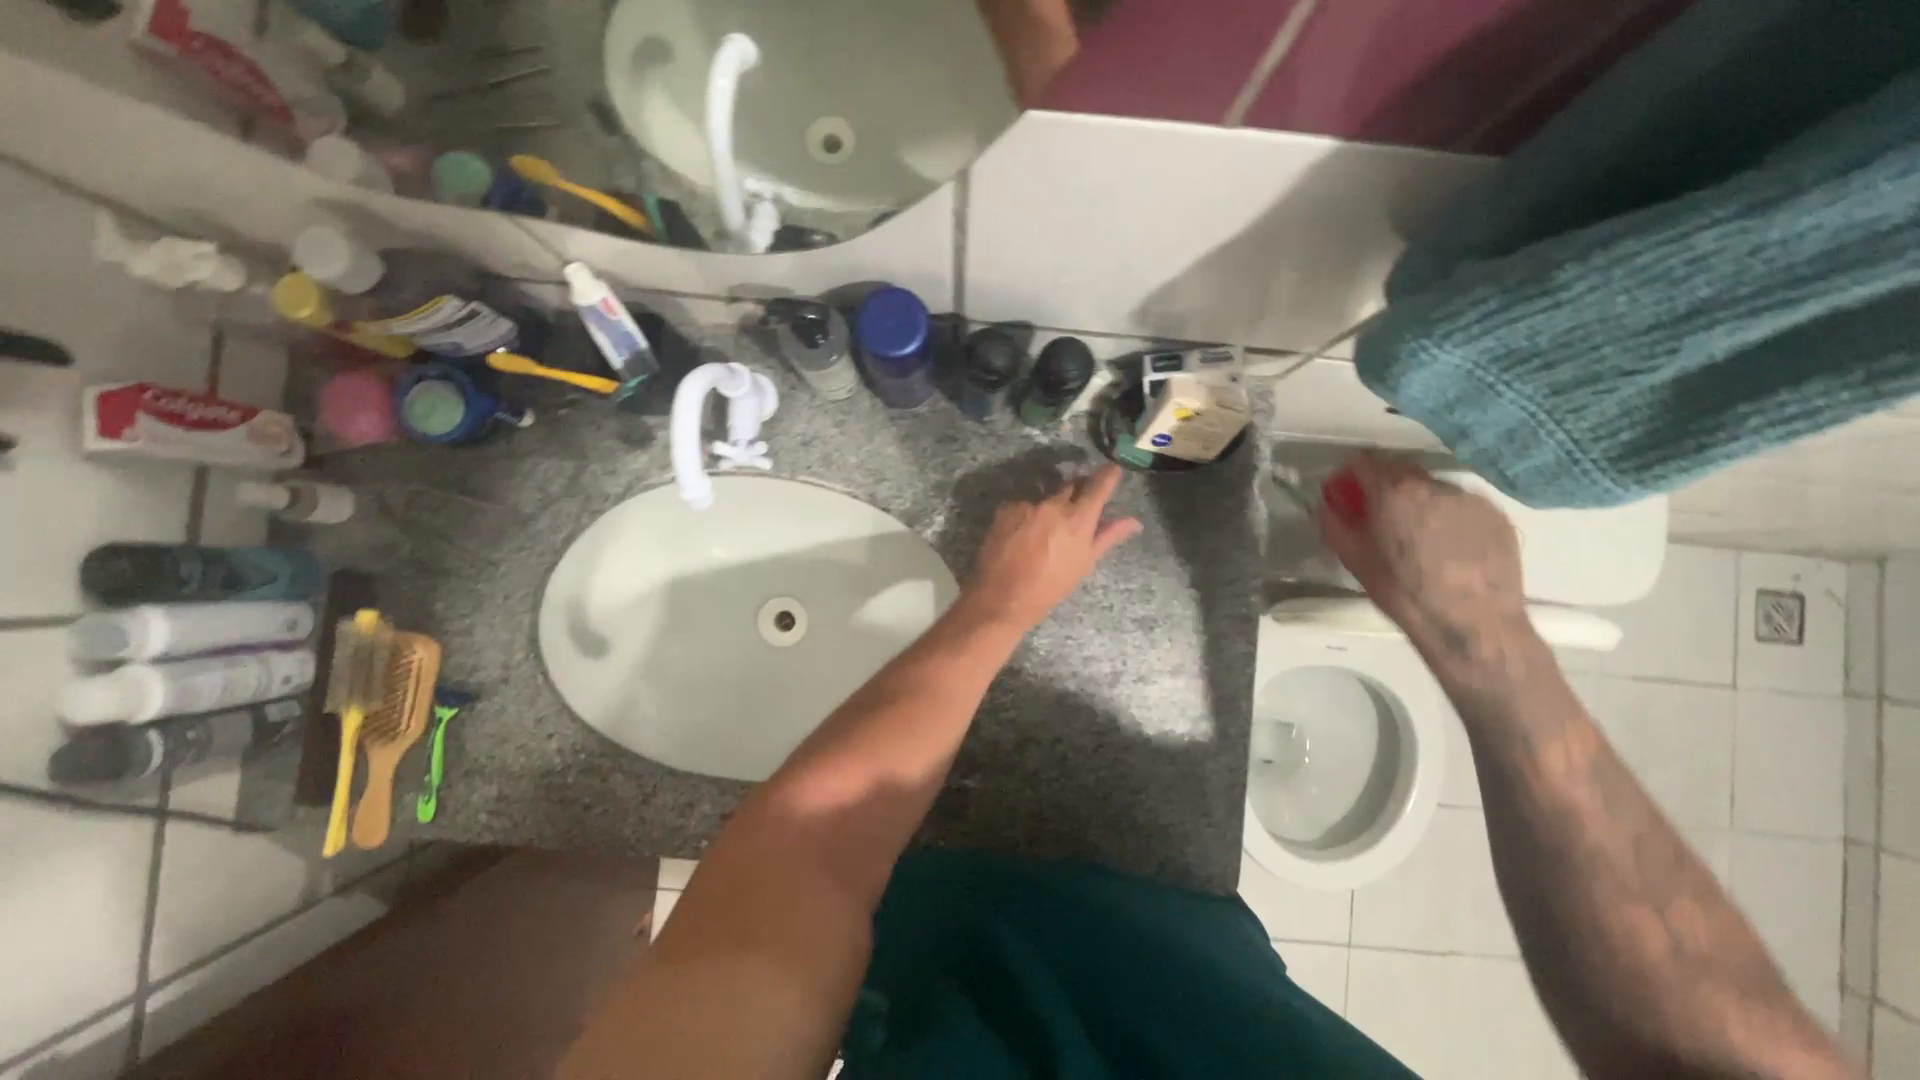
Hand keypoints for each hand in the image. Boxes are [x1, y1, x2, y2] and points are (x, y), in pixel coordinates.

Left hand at [965, 464, 1142, 629]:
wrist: (1002, 596)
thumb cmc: (1050, 586)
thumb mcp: (1084, 563)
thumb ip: (1108, 536)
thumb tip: (1134, 521)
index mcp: (1078, 519)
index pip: (1099, 485)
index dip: (1108, 475)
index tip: (1113, 469)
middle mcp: (1053, 504)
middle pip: (1071, 485)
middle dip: (1078, 490)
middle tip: (1077, 507)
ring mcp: (1027, 503)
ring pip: (1046, 495)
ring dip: (1050, 505)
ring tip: (1045, 530)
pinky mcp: (1006, 507)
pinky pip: (1024, 504)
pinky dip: (1028, 513)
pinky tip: (1023, 534)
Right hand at [1317, 453, 1529, 661]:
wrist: (1473, 625)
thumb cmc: (1405, 595)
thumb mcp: (1356, 562)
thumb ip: (1334, 525)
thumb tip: (1324, 506)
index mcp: (1394, 492)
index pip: (1364, 460)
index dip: (1350, 475)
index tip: (1346, 495)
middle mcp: (1434, 485)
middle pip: (1401, 470)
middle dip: (1385, 487)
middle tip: (1380, 518)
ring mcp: (1470, 498)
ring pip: (1433, 488)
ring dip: (1419, 502)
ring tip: (1419, 539)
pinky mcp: (1497, 515)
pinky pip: (1463, 506)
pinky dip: (1450, 517)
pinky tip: (1450, 549)